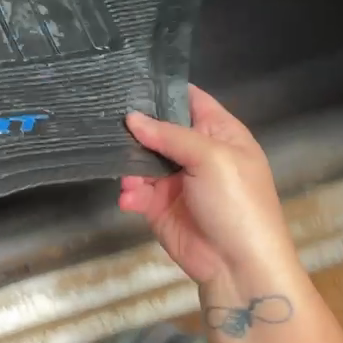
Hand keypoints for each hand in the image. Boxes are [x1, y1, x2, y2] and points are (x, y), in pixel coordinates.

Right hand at [120, 84, 297, 286]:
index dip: (162, 89)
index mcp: (219, 134)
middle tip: (104, 119)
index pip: (189, 100)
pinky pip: (136, 191)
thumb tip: (131, 118)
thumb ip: (170, 135)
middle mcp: (195, 153)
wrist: (237, 264)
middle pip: (158, 128)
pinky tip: (130, 200)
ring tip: (126, 177)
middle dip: (134, 127)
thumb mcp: (211, 158)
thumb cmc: (237, 202)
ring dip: (128, 165)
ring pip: (140, 159)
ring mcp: (175, 180)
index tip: (129, 78)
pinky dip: (130, 194)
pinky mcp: (158, 206)